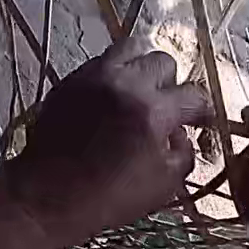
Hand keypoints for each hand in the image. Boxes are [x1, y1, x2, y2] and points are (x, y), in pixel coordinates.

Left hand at [4, 38, 212, 246]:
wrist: (45, 196)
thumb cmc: (107, 198)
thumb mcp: (162, 187)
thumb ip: (183, 154)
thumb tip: (181, 133)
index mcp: (152, 111)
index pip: (193, 95)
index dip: (202, 109)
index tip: (200, 121)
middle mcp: (125, 83)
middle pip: (163, 62)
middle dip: (170, 85)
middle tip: (164, 108)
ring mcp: (94, 76)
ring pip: (131, 49)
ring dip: (141, 68)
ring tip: (138, 91)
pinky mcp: (71, 79)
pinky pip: (102, 62)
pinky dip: (113, 75)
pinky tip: (110, 99)